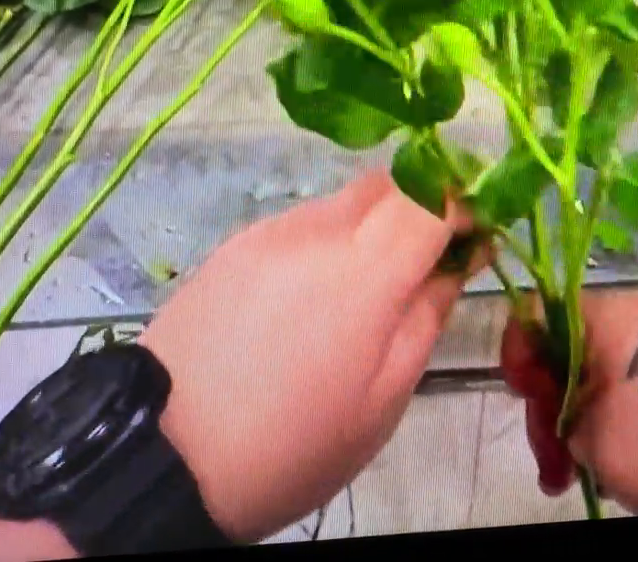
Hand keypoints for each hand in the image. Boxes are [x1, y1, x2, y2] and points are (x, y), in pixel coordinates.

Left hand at [138, 168, 483, 542]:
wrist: (159, 455)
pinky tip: (314, 290)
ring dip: (378, 219)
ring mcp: (274, 231)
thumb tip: (462, 260)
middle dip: (425, 202)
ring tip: (367, 283)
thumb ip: (428, 316)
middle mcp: (321, 231)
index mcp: (367, 274)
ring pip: (348, 197)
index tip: (478, 230)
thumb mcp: (381, 402)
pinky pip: (306, 218)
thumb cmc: (290, 444)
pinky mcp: (239, 241)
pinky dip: (332, 235)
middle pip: (392, 181)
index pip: (434, 196)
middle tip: (430, 253)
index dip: (465, 201)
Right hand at [501, 290, 637, 514]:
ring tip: (605, 474)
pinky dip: (631, 425)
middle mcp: (635, 313)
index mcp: (600, 312)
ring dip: (591, 425)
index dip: (516, 360)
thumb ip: (558, 417)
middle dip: (554, 410)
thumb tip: (565, 411)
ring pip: (607, 377)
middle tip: (559, 469)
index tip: (530, 408)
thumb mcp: (595, 439)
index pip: (533, 313)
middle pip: (568, 351)